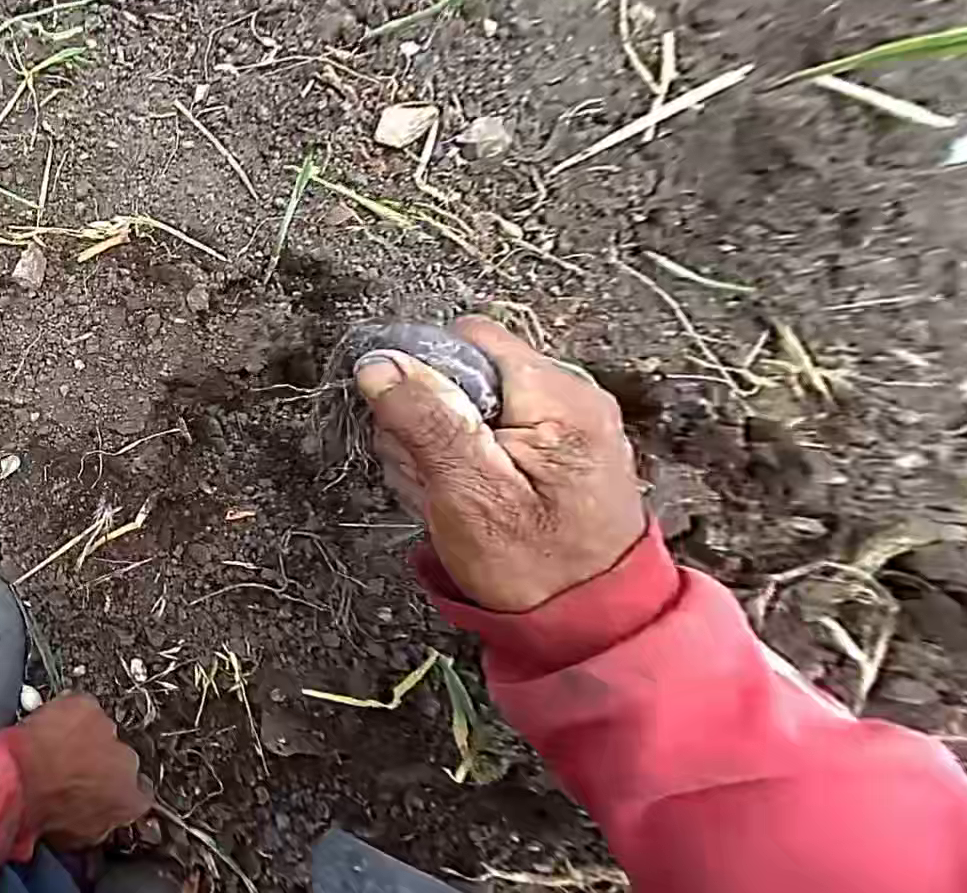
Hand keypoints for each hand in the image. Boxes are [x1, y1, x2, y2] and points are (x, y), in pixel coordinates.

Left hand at [0, 693, 150, 849]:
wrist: (23, 780)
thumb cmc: (45, 811)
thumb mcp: (79, 835)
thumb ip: (101, 820)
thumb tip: (98, 815)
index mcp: (129, 799)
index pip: (139, 794)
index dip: (119, 789)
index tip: (104, 789)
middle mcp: (127, 760)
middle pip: (122, 757)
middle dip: (104, 761)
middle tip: (76, 770)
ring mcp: (108, 728)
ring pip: (102, 729)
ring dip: (87, 736)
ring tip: (59, 748)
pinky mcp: (87, 704)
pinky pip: (82, 707)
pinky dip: (70, 713)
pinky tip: (53, 726)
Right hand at [354, 316, 645, 611]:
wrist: (586, 628)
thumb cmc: (532, 566)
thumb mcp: (467, 492)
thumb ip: (425, 420)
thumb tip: (379, 363)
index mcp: (556, 396)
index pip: (465, 339)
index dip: (423, 370)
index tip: (408, 420)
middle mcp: (564, 396)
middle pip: (461, 370)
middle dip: (425, 416)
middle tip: (431, 471)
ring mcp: (556, 421)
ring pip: (460, 401)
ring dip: (433, 443)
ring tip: (444, 490)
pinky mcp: (544, 445)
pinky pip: (477, 429)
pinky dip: (453, 457)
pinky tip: (457, 493)